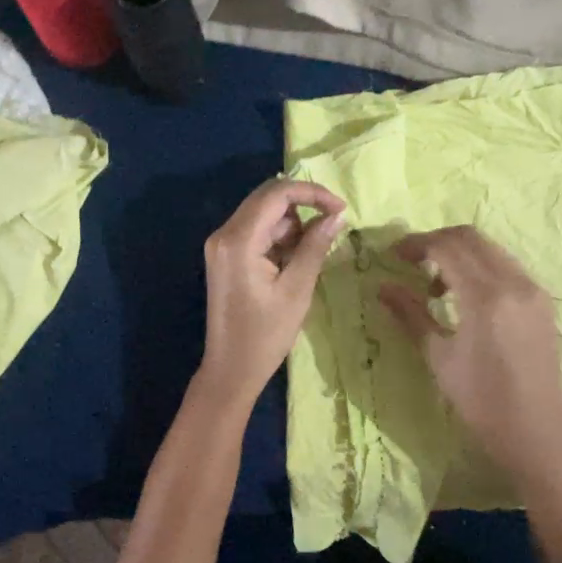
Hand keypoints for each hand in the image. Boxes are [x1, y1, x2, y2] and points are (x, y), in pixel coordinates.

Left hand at [199, 179, 346, 402]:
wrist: (231, 368)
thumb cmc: (265, 335)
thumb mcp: (297, 289)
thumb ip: (315, 246)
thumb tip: (337, 216)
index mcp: (238, 239)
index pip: (277, 193)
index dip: (312, 193)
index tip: (340, 209)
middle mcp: (224, 233)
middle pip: (267, 198)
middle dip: (303, 206)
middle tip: (331, 227)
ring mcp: (221, 244)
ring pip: (263, 214)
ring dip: (291, 225)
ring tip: (306, 259)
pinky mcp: (224, 255)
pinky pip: (255, 231)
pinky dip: (277, 238)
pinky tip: (291, 264)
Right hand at [377, 225, 561, 474]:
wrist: (535, 428)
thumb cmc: (480, 399)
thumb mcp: (438, 356)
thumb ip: (411, 314)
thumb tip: (383, 287)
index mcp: (485, 297)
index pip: (447, 247)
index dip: (416, 244)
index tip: (393, 255)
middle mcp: (513, 283)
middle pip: (470, 238)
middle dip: (437, 241)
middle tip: (412, 261)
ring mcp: (532, 289)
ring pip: (490, 248)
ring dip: (459, 253)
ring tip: (436, 283)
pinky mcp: (542, 300)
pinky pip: (506, 265)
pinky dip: (480, 266)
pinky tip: (465, 295)